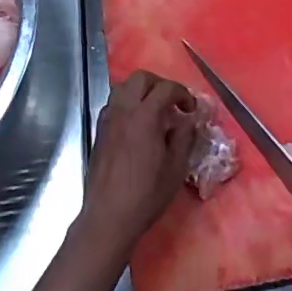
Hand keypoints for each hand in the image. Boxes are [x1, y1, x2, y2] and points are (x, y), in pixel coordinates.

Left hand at [78, 71, 198, 255]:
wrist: (109, 212)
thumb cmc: (146, 194)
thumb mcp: (176, 168)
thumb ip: (184, 138)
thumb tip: (189, 120)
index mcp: (144, 116)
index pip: (165, 88)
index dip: (182, 93)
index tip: (191, 109)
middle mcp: (123, 109)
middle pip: (141, 78)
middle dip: (160, 84)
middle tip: (174, 103)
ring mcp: (108, 116)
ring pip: (124, 86)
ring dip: (142, 90)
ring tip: (156, 111)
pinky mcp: (100, 127)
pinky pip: (114, 101)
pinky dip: (128, 102)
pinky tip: (138, 123)